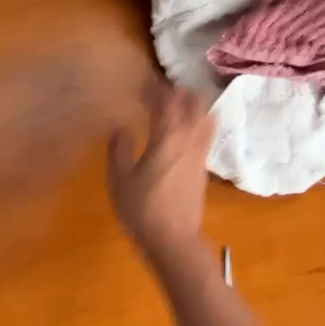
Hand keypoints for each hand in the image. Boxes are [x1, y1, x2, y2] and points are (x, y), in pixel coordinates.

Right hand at [107, 75, 215, 262]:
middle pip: (192, 102)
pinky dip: (196, 122)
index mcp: (167, 137)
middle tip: (159, 93)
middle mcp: (189, 138)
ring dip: (190, 105)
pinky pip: (205, 132)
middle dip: (177, 92)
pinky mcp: (203, 165)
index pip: (164, 101)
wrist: (172, 238)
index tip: (140, 86)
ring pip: (204, 115)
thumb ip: (119, 150)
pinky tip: (182, 132)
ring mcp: (200, 151)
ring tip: (174, 107)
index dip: (153, 90)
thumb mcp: (119, 180)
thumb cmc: (141, 210)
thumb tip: (121, 129)